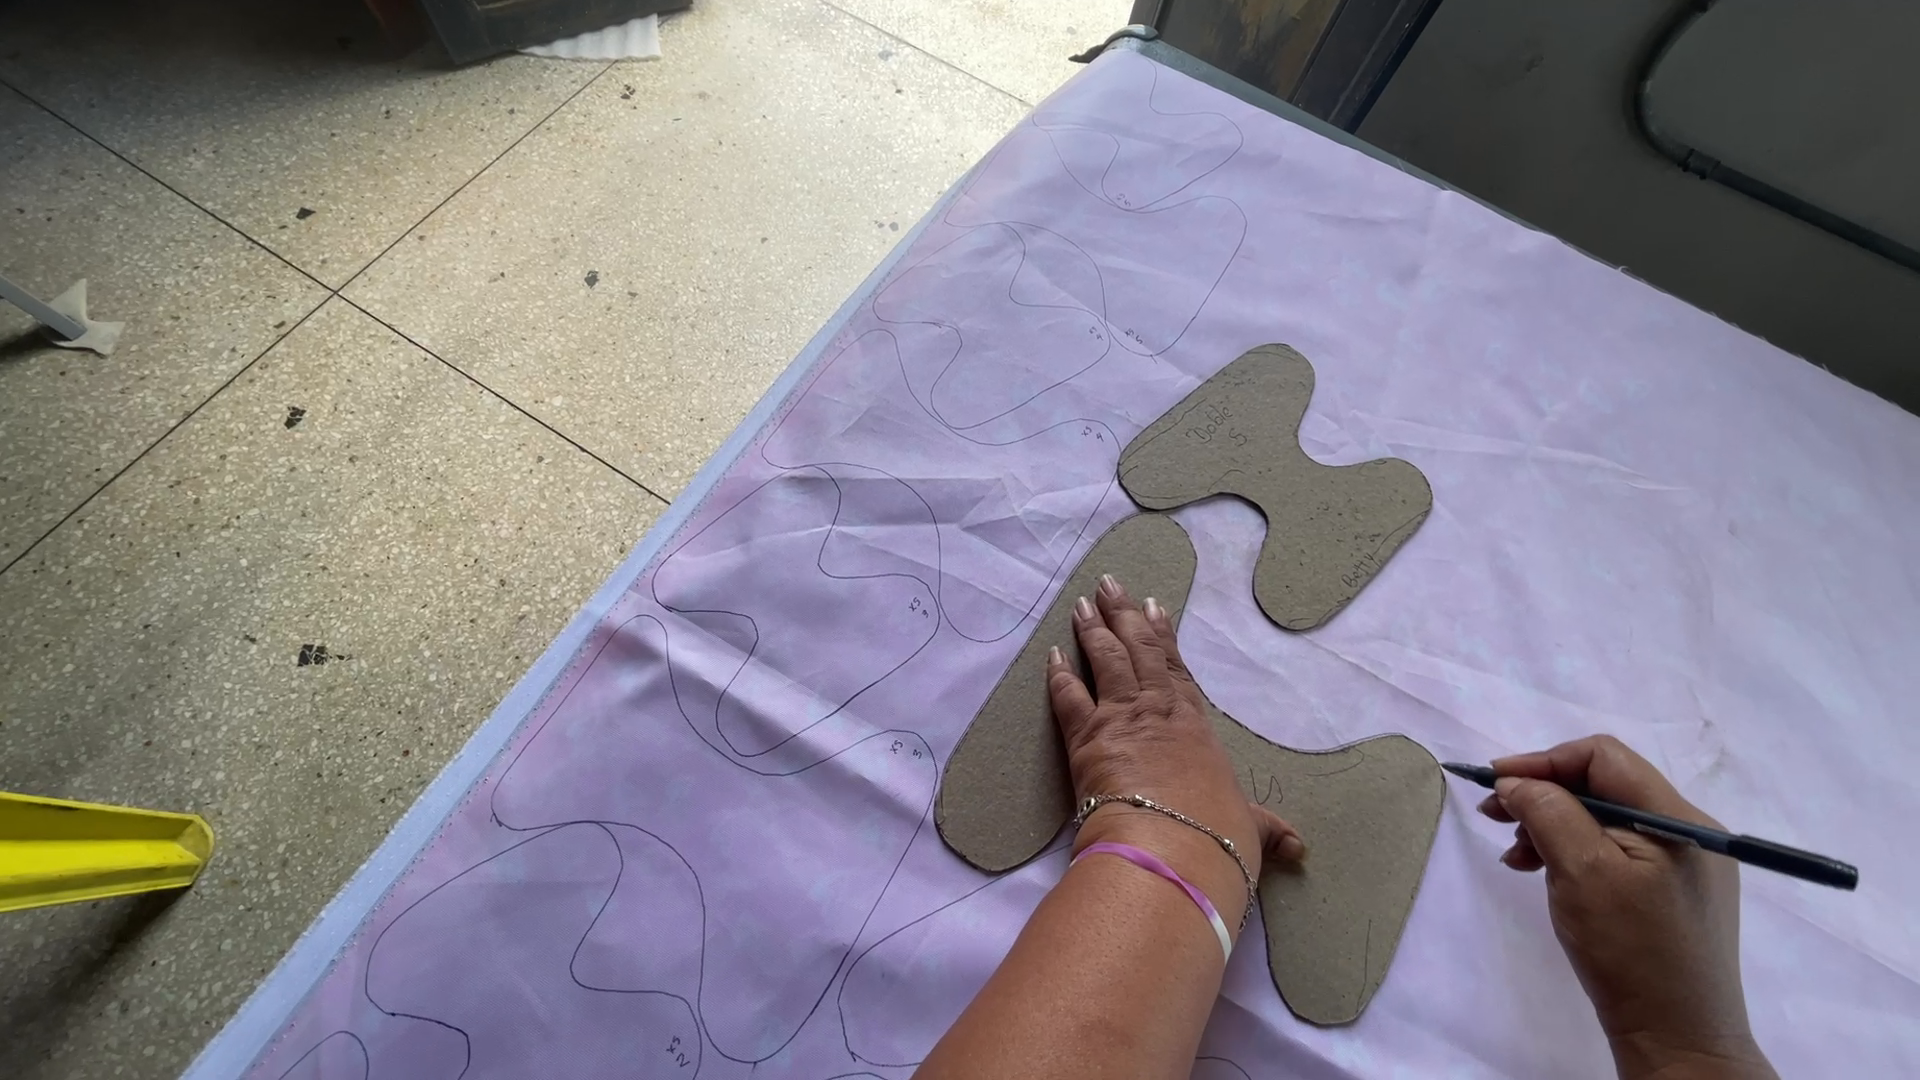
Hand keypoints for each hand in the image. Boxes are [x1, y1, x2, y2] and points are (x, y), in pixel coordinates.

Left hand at [1047, 574, 1304, 938]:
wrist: (1173, 853)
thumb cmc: (1216, 841)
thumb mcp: (1248, 830)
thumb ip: (1265, 828)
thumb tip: (1298, 847)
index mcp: (1193, 726)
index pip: (1176, 671)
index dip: (1164, 637)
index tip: (1154, 607)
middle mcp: (1157, 711)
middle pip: (1139, 651)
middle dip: (1125, 615)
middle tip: (1110, 585)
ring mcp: (1120, 718)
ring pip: (1105, 660)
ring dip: (1093, 629)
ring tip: (1083, 602)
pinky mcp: (1086, 736)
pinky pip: (1068, 695)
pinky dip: (1059, 674)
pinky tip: (1052, 654)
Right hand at [1483, 735, 1775, 1079]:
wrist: (1675, 1034)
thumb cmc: (1628, 946)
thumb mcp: (1581, 869)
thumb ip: (1547, 810)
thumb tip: (1514, 781)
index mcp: (1676, 820)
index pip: (1602, 757)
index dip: (1543, 761)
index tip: (1496, 782)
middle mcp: (1683, 832)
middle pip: (1597, 783)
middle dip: (1538, 792)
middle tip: (1492, 812)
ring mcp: (1675, 861)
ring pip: (1594, 814)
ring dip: (1544, 821)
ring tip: (1512, 850)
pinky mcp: (1660, 886)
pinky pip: (1602, 844)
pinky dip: (1561, 846)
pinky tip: (1534, 867)